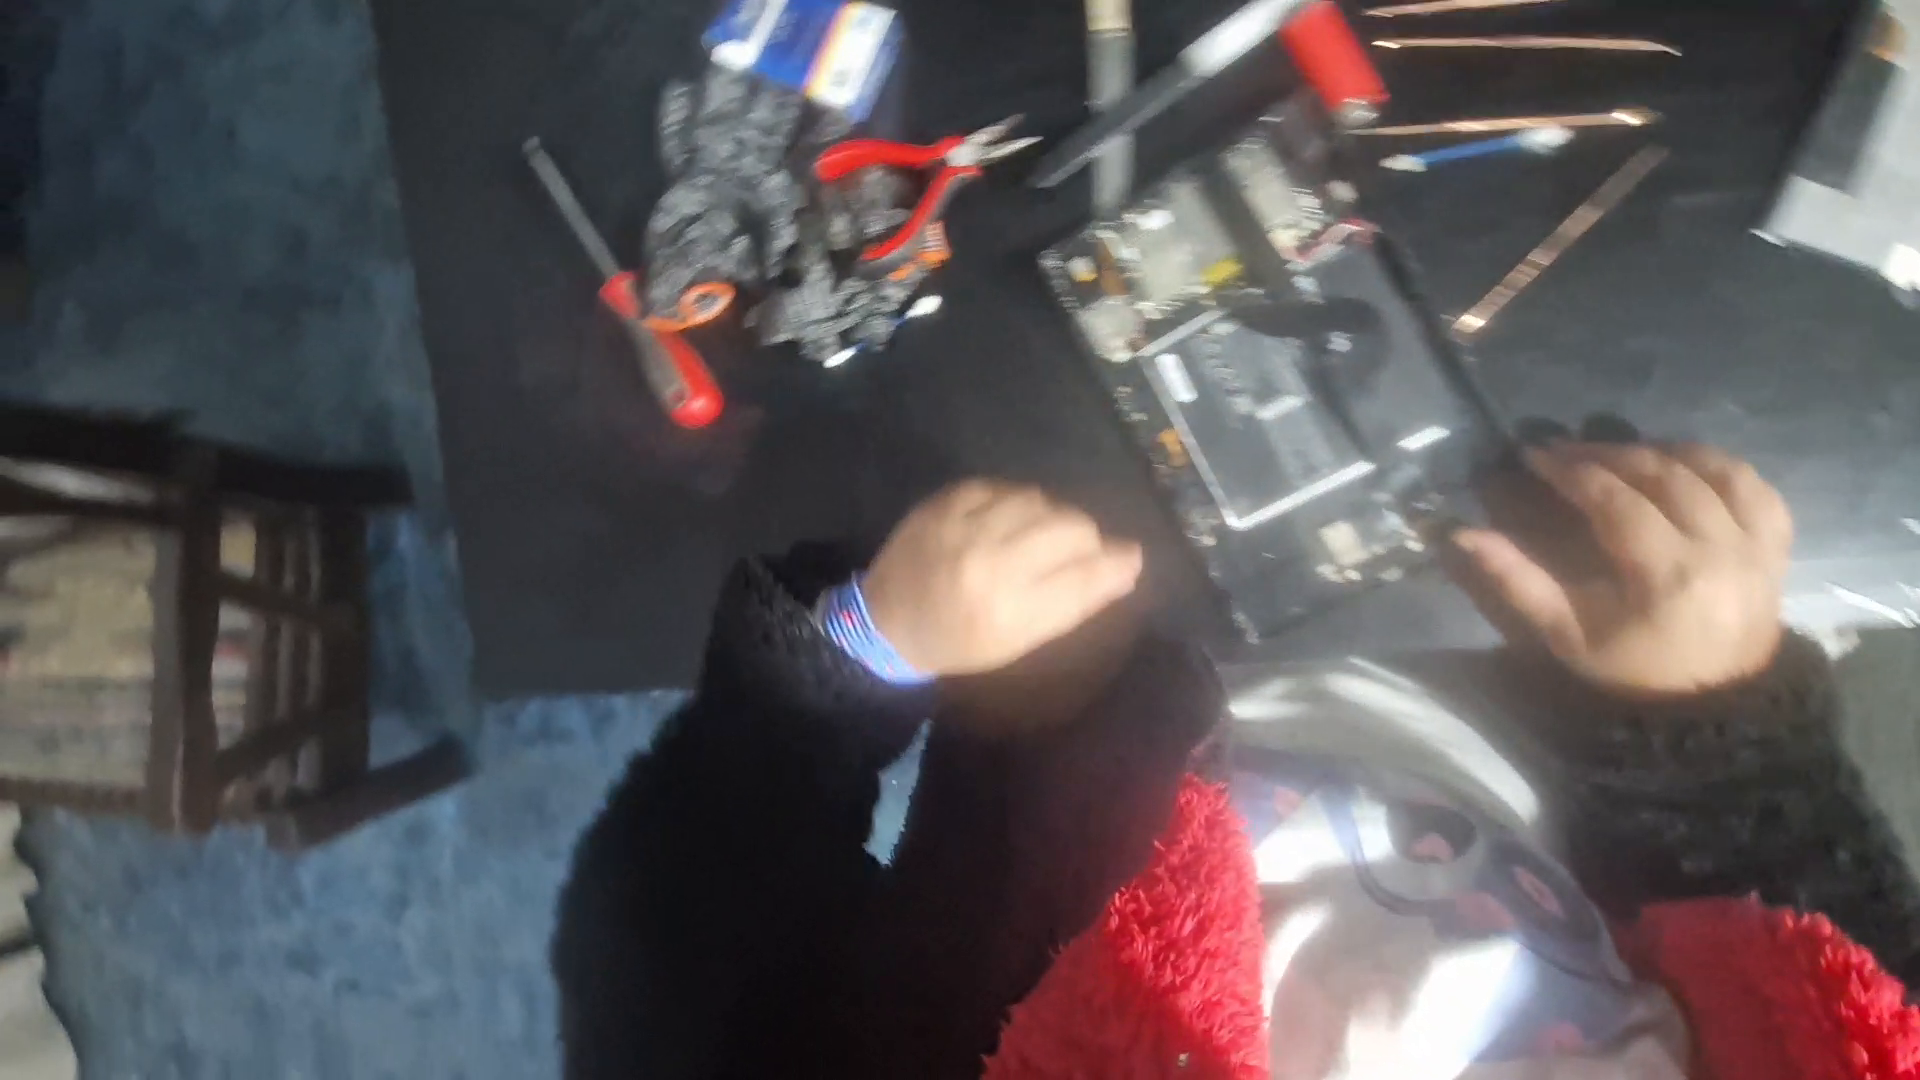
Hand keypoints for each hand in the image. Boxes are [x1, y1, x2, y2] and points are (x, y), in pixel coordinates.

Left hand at [863, 480, 1144, 678]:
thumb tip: (1126, 564)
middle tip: (1078, 549)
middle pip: (1072, 528)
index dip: (1119, 563)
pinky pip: (1003, 486)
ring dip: (1051, 515)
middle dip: (1087, 538)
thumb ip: (1073, 602)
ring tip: (1038, 534)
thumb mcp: (1019, 640)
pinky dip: (1015, 501)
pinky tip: (1006, 518)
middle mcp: (991, 565)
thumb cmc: (960, 640)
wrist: (886, 622)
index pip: (1088, 574)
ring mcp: (964, 527)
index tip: (1129, 557)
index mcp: (1011, 612)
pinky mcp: (945, 502)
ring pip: (1041, 500)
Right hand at [1449, 441, 1792, 697]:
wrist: (1712, 702)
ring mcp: (1758, 546)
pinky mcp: (1776, 547)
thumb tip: (1462, 534)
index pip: (1618, 501)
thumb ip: (1515, 579)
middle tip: (1565, 448)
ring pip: (1717, 471)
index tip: (1534, 455)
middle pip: (1666, 476)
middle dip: (1608, 453)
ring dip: (1662, 450)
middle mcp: (1721, 550)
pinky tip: (1680, 464)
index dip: (1573, 471)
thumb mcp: (1561, 630)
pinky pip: (1756, 488)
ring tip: (1619, 451)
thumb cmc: (1627, 667)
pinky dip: (1717, 465)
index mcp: (1666, 574)